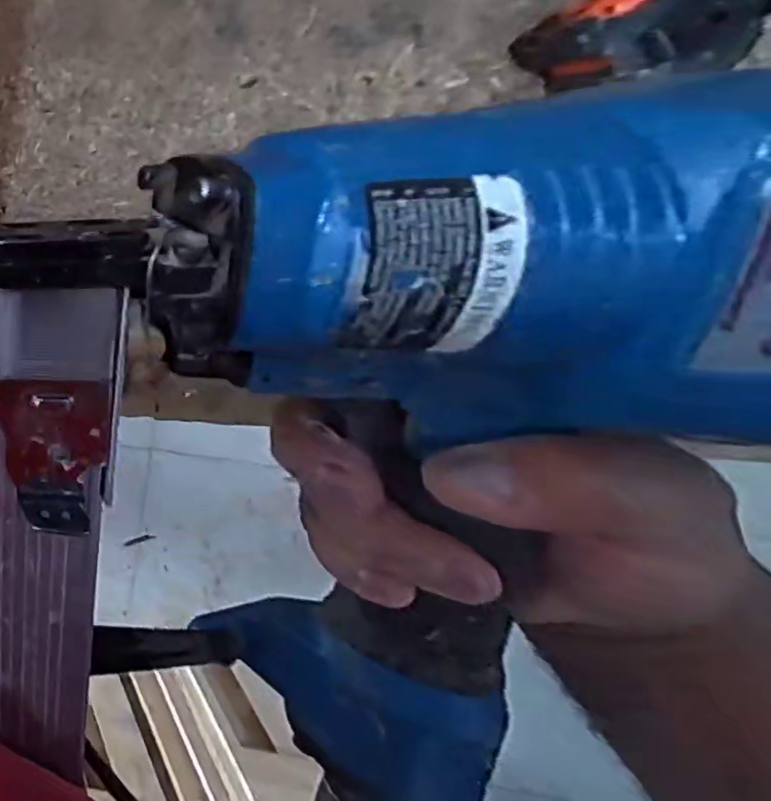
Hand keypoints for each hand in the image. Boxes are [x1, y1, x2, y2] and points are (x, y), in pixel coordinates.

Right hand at [272, 398, 765, 635]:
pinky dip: (352, 563)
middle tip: (383, 517)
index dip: (328, 389)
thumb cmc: (646, 530)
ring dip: (364, 538)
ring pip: (310, 484)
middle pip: (308, 424)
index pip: (352, 354)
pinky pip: (319, 531)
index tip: (349, 449)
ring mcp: (360, 464)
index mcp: (442, 376)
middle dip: (331, 479)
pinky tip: (402, 591)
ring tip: (468, 583)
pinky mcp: (351, 517)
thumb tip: (446, 475)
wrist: (627, 607)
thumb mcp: (653, 498)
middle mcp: (382, 411)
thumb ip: (574, 477)